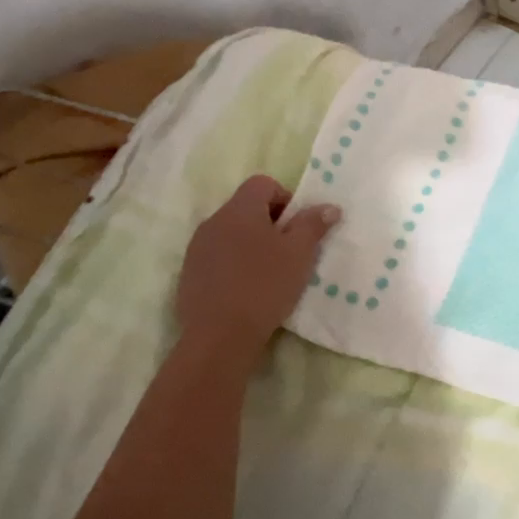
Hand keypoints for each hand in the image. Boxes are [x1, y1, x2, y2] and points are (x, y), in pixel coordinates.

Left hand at [175, 176, 339, 352]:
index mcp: (240, 209)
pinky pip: (218, 255)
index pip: (263, 184)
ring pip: (231, 232)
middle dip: (270, 223)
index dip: (285, 199)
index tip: (297, 228)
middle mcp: (214, 220)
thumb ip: (313, 225)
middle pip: (246, 207)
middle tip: (288, 252)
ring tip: (268, 273)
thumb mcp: (299, 254)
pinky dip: (234, 263)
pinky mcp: (190, 272)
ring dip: (251, 244)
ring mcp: (197, 247)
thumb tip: (329, 206)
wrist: (220, 335)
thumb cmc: (265, 286)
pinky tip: (246, 289)